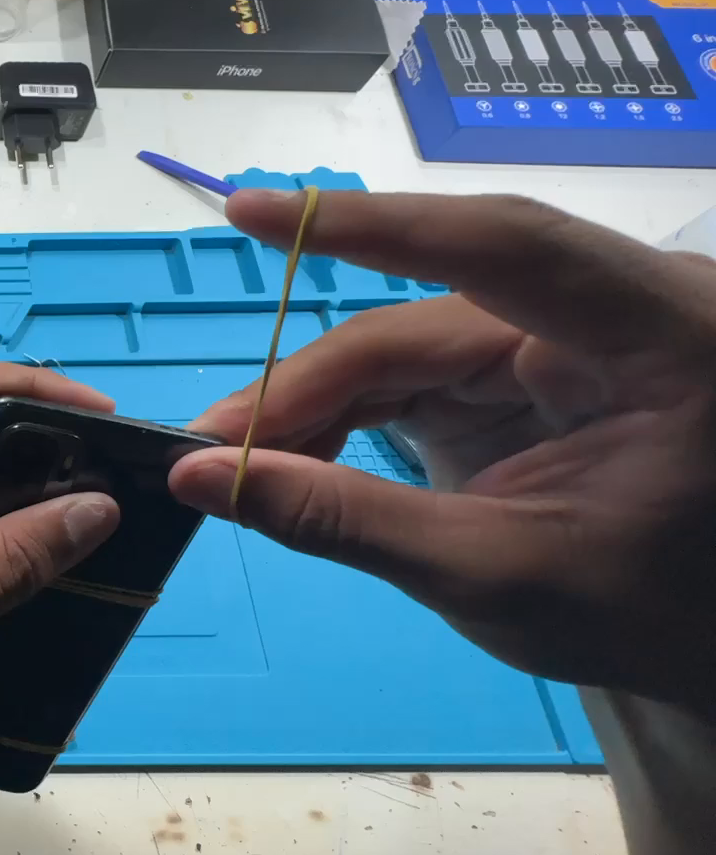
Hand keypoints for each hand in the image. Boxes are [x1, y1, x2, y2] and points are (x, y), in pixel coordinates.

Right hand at [171, 189, 715, 705]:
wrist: (705, 641)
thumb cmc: (644, 612)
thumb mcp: (482, 573)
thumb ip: (335, 518)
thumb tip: (190, 475)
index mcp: (668, 339)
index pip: (501, 249)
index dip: (369, 228)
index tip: (250, 213)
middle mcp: (612, 314)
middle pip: (409, 327)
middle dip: (299, 391)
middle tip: (207, 450)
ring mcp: (554, 342)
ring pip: (388, 354)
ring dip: (305, 412)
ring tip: (244, 469)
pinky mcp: (509, 375)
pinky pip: (394, 383)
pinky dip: (331, 424)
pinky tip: (291, 463)